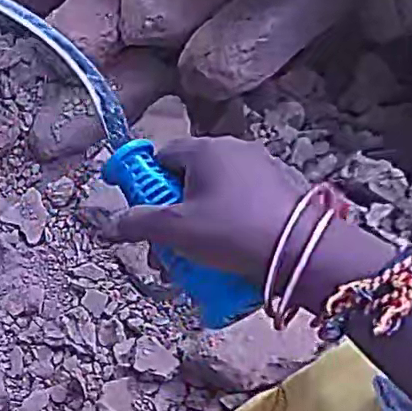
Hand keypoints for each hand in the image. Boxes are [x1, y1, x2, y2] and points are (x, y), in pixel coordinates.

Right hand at [107, 137, 308, 280]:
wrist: (302, 252)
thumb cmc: (230, 231)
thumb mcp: (172, 229)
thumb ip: (136, 223)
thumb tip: (110, 224)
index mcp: (206, 150)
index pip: (159, 157)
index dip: (144, 185)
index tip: (139, 213)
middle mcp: (234, 151)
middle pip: (184, 180)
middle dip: (166, 215)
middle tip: (161, 247)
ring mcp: (261, 170)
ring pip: (209, 197)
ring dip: (190, 227)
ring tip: (187, 260)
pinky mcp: (279, 192)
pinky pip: (235, 206)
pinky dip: (220, 227)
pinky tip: (219, 255)